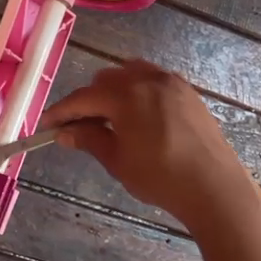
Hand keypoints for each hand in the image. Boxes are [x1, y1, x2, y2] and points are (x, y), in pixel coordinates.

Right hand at [41, 60, 250, 226]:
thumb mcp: (117, 161)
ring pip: (130, 74)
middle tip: (76, 126)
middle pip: (106, 80)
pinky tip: (135, 115)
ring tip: (107, 118)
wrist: (213, 186)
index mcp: (126, 95)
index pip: (83, 97)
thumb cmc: (160, 177)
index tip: (46, 125)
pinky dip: (136, 91)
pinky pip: (152, 80)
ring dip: (112, 91)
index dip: (61, 111)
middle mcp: (148, 80)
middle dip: (87, 100)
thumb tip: (65, 132)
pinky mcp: (187, 93)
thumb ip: (89, 139)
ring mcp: (171, 83)